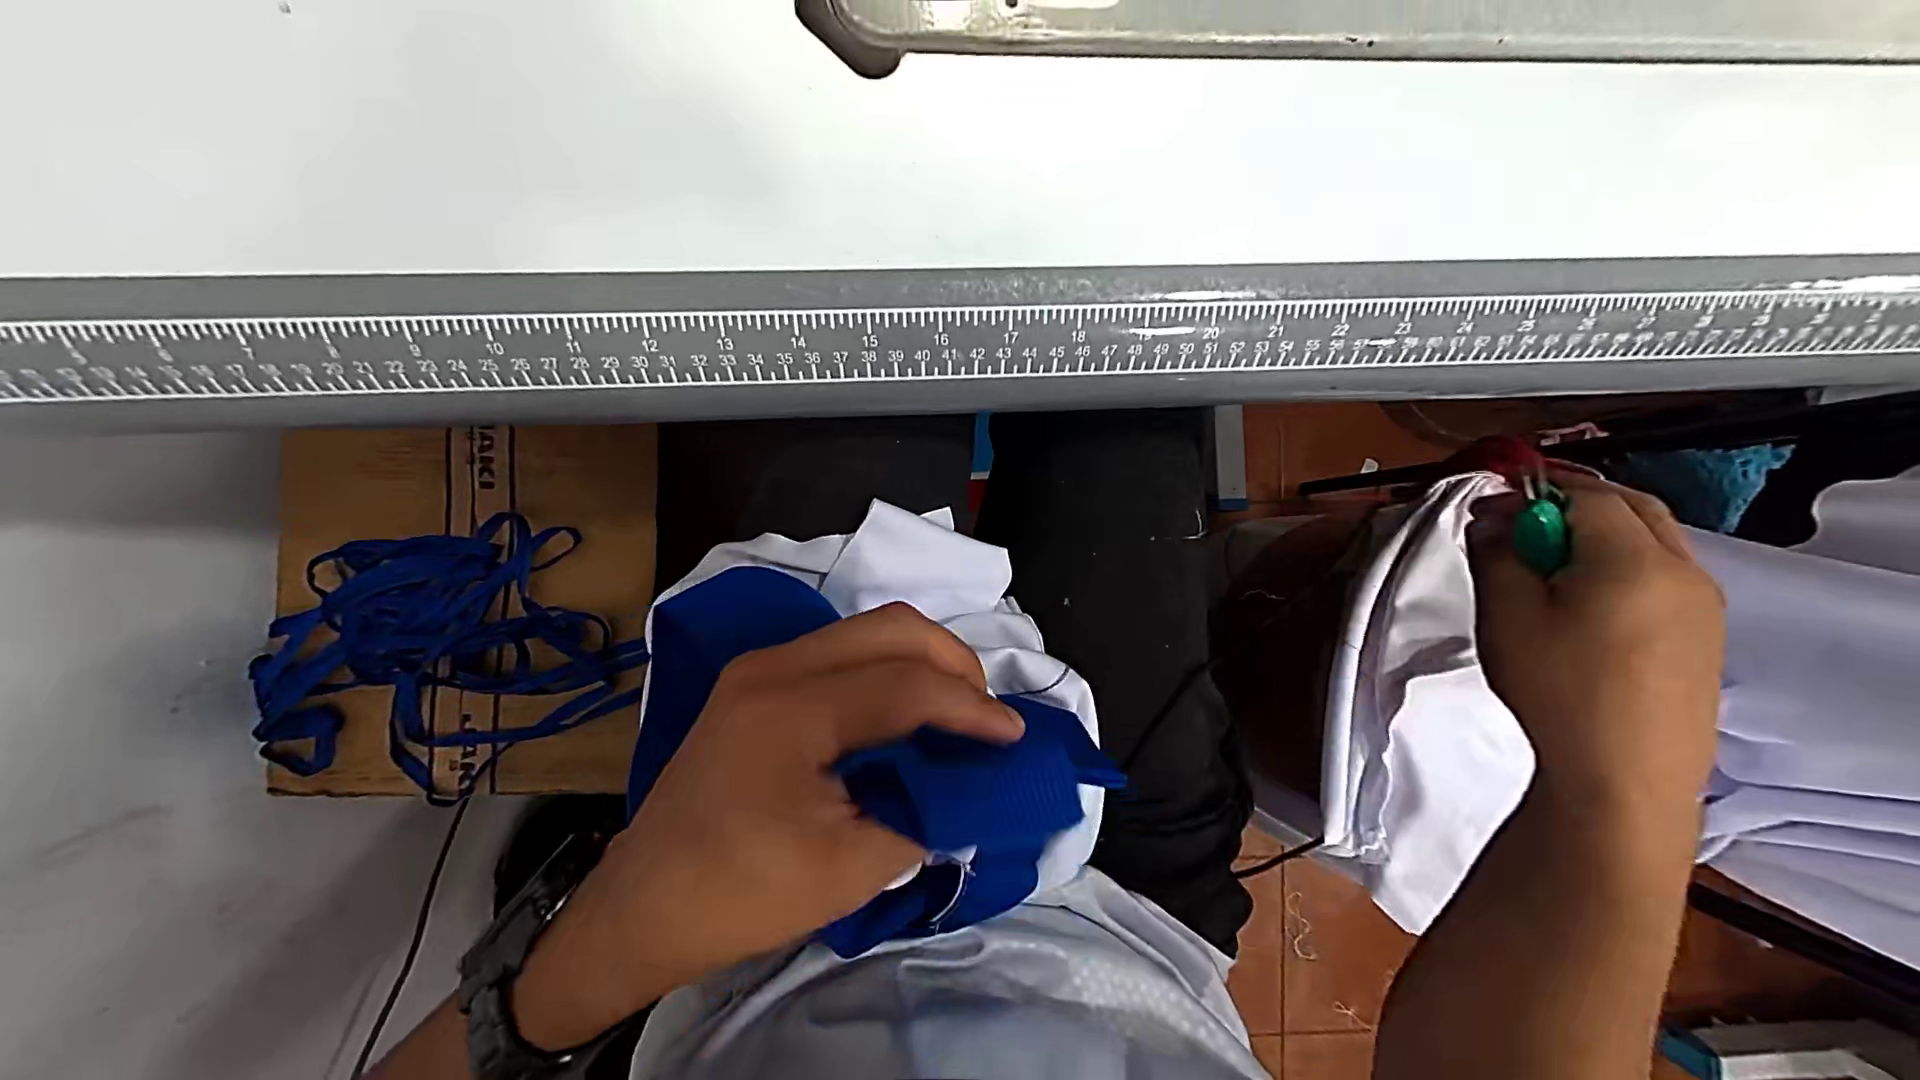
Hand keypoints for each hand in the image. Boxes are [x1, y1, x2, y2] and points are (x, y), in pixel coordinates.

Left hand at [510, 603, 1024, 1048]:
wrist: (642, 905)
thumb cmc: (740, 892)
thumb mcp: (849, 869)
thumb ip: (924, 816)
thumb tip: (970, 785)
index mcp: (791, 708)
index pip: (906, 684)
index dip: (970, 707)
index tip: (1012, 738)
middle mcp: (775, 665)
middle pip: (891, 627)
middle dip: (953, 660)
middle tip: (985, 712)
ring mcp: (761, 666)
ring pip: (868, 628)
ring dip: (923, 658)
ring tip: (955, 706)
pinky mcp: (757, 679)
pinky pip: (843, 649)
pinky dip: (890, 667)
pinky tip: (906, 706)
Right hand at [1468, 471, 1725, 815]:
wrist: (1615, 780)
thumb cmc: (1552, 689)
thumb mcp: (1505, 613)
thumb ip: (1498, 553)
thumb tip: (1497, 520)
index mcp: (1635, 561)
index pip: (1588, 495)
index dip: (1534, 491)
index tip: (1488, 507)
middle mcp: (1686, 573)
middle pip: (1632, 509)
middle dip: (1571, 503)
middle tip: (1516, 524)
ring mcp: (1703, 609)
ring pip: (1651, 542)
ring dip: (1596, 535)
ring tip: (1541, 565)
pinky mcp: (1702, 640)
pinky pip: (1661, 578)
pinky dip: (1617, 567)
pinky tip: (1578, 602)